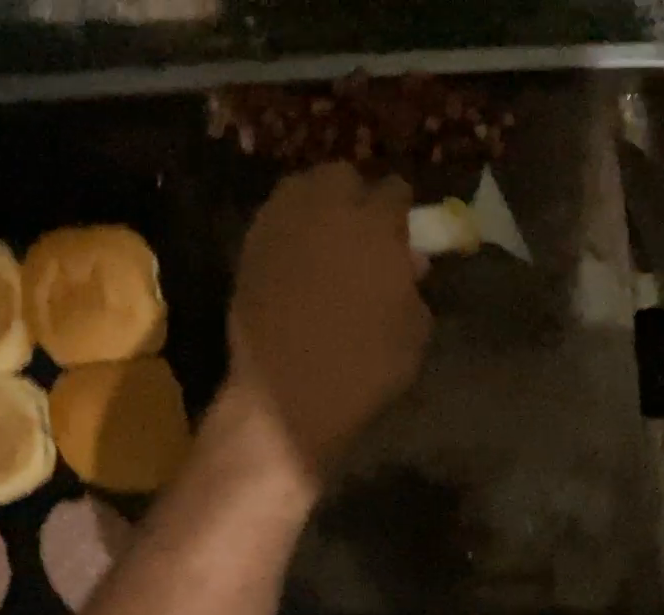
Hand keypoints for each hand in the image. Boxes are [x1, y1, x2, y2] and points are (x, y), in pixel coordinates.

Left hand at [227, 163, 431, 476]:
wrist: (291, 391)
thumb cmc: (368, 364)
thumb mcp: (415, 330)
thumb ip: (413, 287)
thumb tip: (407, 264)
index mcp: (375, 226)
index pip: (393, 190)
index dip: (403, 207)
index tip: (407, 227)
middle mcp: (324, 210)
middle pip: (341, 175)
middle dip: (357, 194)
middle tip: (367, 229)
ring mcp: (279, 224)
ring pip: (301, 189)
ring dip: (321, 206)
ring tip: (332, 241)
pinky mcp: (249, 247)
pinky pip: (277, 220)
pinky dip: (293, 230)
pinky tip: (303, 262)